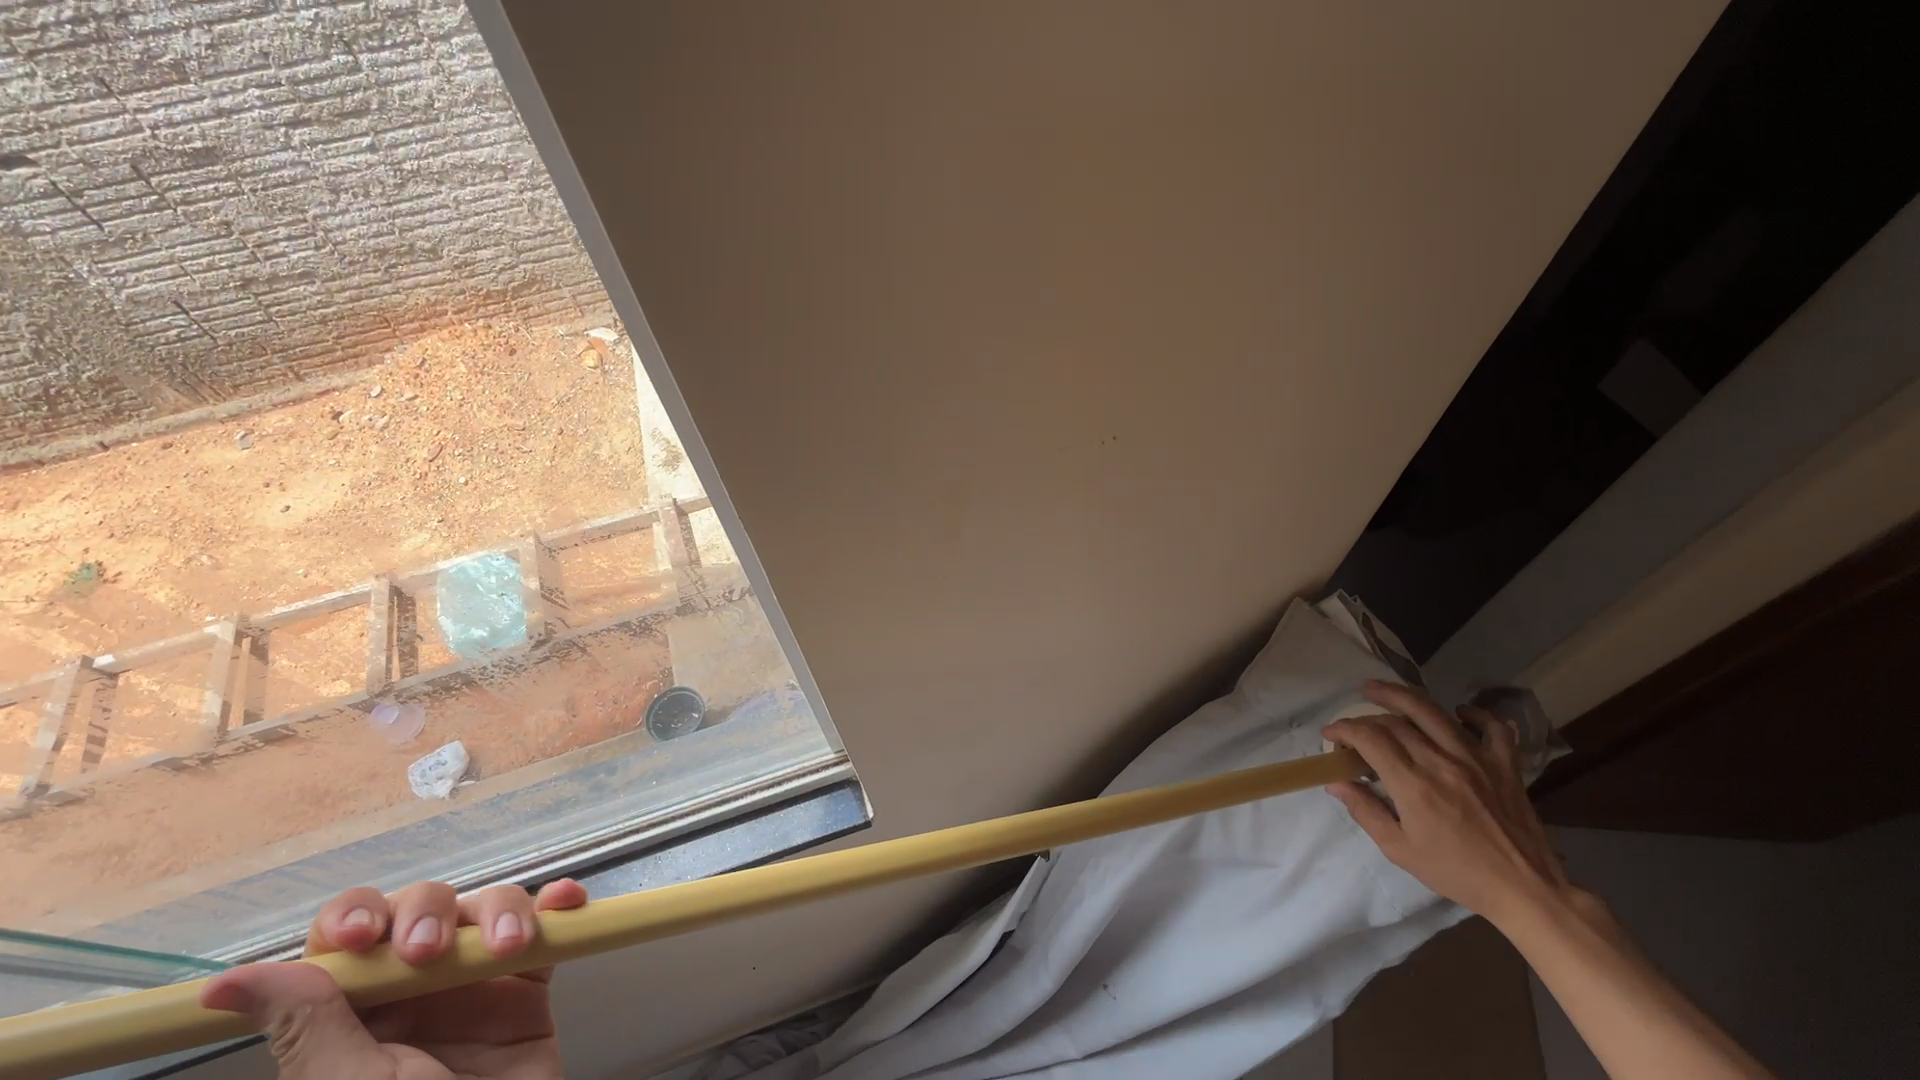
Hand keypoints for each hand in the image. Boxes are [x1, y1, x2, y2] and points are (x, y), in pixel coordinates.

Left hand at [200, 879, 586, 1078]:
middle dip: (427, 913)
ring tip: (511, 944)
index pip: (345, 941)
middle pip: (418, 910)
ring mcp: (475, 986)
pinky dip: (558, 907)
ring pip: (484, 910)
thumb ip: (308, 1027)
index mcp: (353, 1016)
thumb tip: (222, 982)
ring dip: (501, 909)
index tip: (361, 932)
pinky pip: (547, 932)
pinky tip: (565, 901)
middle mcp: (412, 992)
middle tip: (430, 952)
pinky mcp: (529, 989)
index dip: (353, 918)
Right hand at [1322, 680, 1567, 925]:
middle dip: (1366, 715)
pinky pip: (1492, 727)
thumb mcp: (1400, 850)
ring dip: (1402, 696)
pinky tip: (1459, 712)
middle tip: (1351, 721)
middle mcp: (1442, 762)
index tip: (1330, 734)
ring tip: (1380, 690)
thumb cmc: (1456, 873)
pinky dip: (1475, 713)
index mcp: (1413, 785)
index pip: (1370, 738)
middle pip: (1396, 721)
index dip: (1344, 729)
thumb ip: (1366, 812)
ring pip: (1434, 712)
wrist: (1523, 889)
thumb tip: (1336, 784)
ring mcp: (1477, 759)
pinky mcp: (1505, 765)